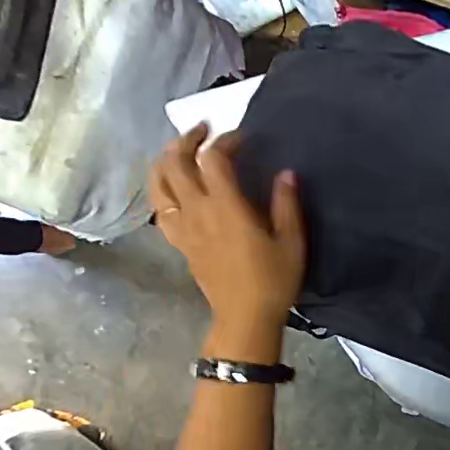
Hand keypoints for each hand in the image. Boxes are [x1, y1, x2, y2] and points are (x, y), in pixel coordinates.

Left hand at [151, 124, 304, 332]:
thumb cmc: (273, 280)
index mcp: (226, 208)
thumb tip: (286, 174)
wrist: (245, 319)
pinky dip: (161, 190)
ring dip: (165, 160)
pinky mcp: (179, 243)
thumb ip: (287, 204)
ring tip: (180, 151)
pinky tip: (173, 188)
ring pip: (158, 184)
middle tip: (203, 131)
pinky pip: (160, 210)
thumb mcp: (291, 241)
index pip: (213, 159)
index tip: (241, 138)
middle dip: (186, 139)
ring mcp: (183, 228)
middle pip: (174, 163)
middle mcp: (198, 212)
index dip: (225, 141)